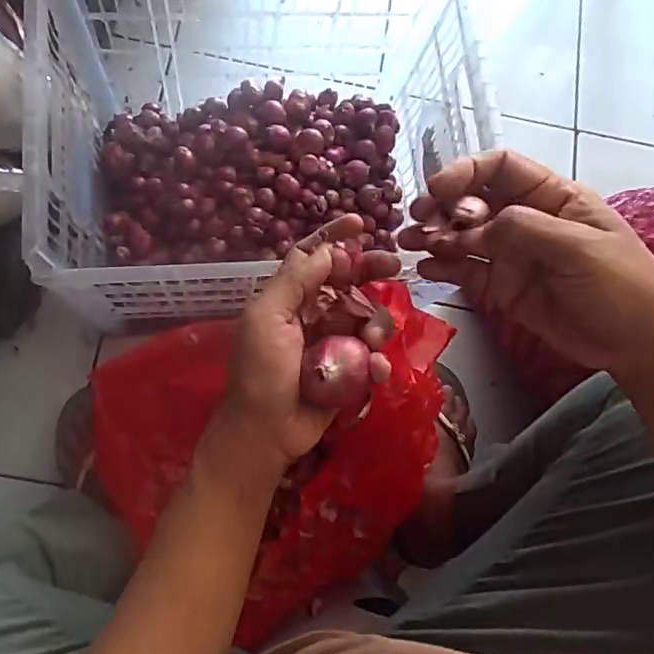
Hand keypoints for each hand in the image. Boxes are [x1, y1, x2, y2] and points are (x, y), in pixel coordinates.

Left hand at [199, 214, 396, 484]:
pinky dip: (377, 361)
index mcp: (287, 298)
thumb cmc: (260, 372)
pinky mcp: (348, 371)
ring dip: (375, 323)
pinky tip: (375, 368)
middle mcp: (312, 314)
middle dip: (370, 270)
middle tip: (393, 265)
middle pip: (348, 281)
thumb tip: (325, 250)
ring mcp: (332, 342)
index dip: (334, 238)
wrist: (265, 430)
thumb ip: (295, 280)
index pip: (312, 258)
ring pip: (366, 316)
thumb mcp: (267, 319)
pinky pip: (372, 356)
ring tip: (371, 342)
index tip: (360, 222)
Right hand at [397, 150, 653, 375]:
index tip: (437, 189)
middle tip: (419, 222)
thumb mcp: (580, 248)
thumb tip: (471, 226)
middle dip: (441, 207)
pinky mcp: (498, 286)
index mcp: (552, 197)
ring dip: (432, 236)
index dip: (465, 171)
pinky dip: (440, 268)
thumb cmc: (623, 286)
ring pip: (459, 236)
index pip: (500, 168)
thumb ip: (523, 229)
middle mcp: (524, 220)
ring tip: (410, 244)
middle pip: (471, 201)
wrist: (638, 344)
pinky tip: (425, 269)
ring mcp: (509, 254)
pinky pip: (462, 271)